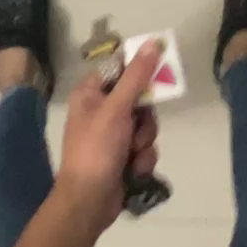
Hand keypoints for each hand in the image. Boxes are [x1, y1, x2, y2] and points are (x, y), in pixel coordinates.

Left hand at [55, 42, 162, 236]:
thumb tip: (152, 43)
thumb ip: (136, 76)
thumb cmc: (96, 150)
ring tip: (134, 154)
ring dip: (145, 140)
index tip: (158, 71)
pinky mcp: (123, 156)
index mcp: (90, 94)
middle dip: (145, 117)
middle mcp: (101, 110)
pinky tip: (134, 169)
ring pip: (145, 124)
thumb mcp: (116, 109)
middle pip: (138, 97)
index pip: (120, 69)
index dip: (139, 70)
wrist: (88, 203)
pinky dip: (142, 158)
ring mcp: (112, 135)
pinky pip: (144, 146)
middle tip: (139, 126)